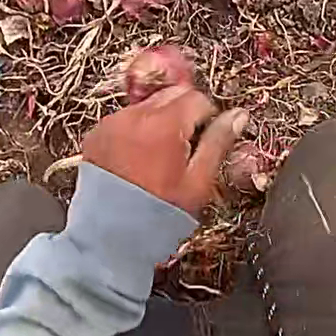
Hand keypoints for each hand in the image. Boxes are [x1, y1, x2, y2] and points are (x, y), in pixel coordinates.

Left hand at [82, 85, 247, 215]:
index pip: (197, 98)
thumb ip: (218, 142)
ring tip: (160, 155)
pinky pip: (126, 118)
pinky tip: (139, 157)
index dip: (208, 117)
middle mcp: (134, 115)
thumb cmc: (158, 215)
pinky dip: (137, 128)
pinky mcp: (97, 134)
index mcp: (163, 124)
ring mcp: (112, 123)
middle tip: (186, 146)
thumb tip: (239, 115)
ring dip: (160, 119)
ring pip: (148, 104)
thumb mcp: (198, 181)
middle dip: (184, 113)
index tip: (205, 140)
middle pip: (171, 94)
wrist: (107, 241)